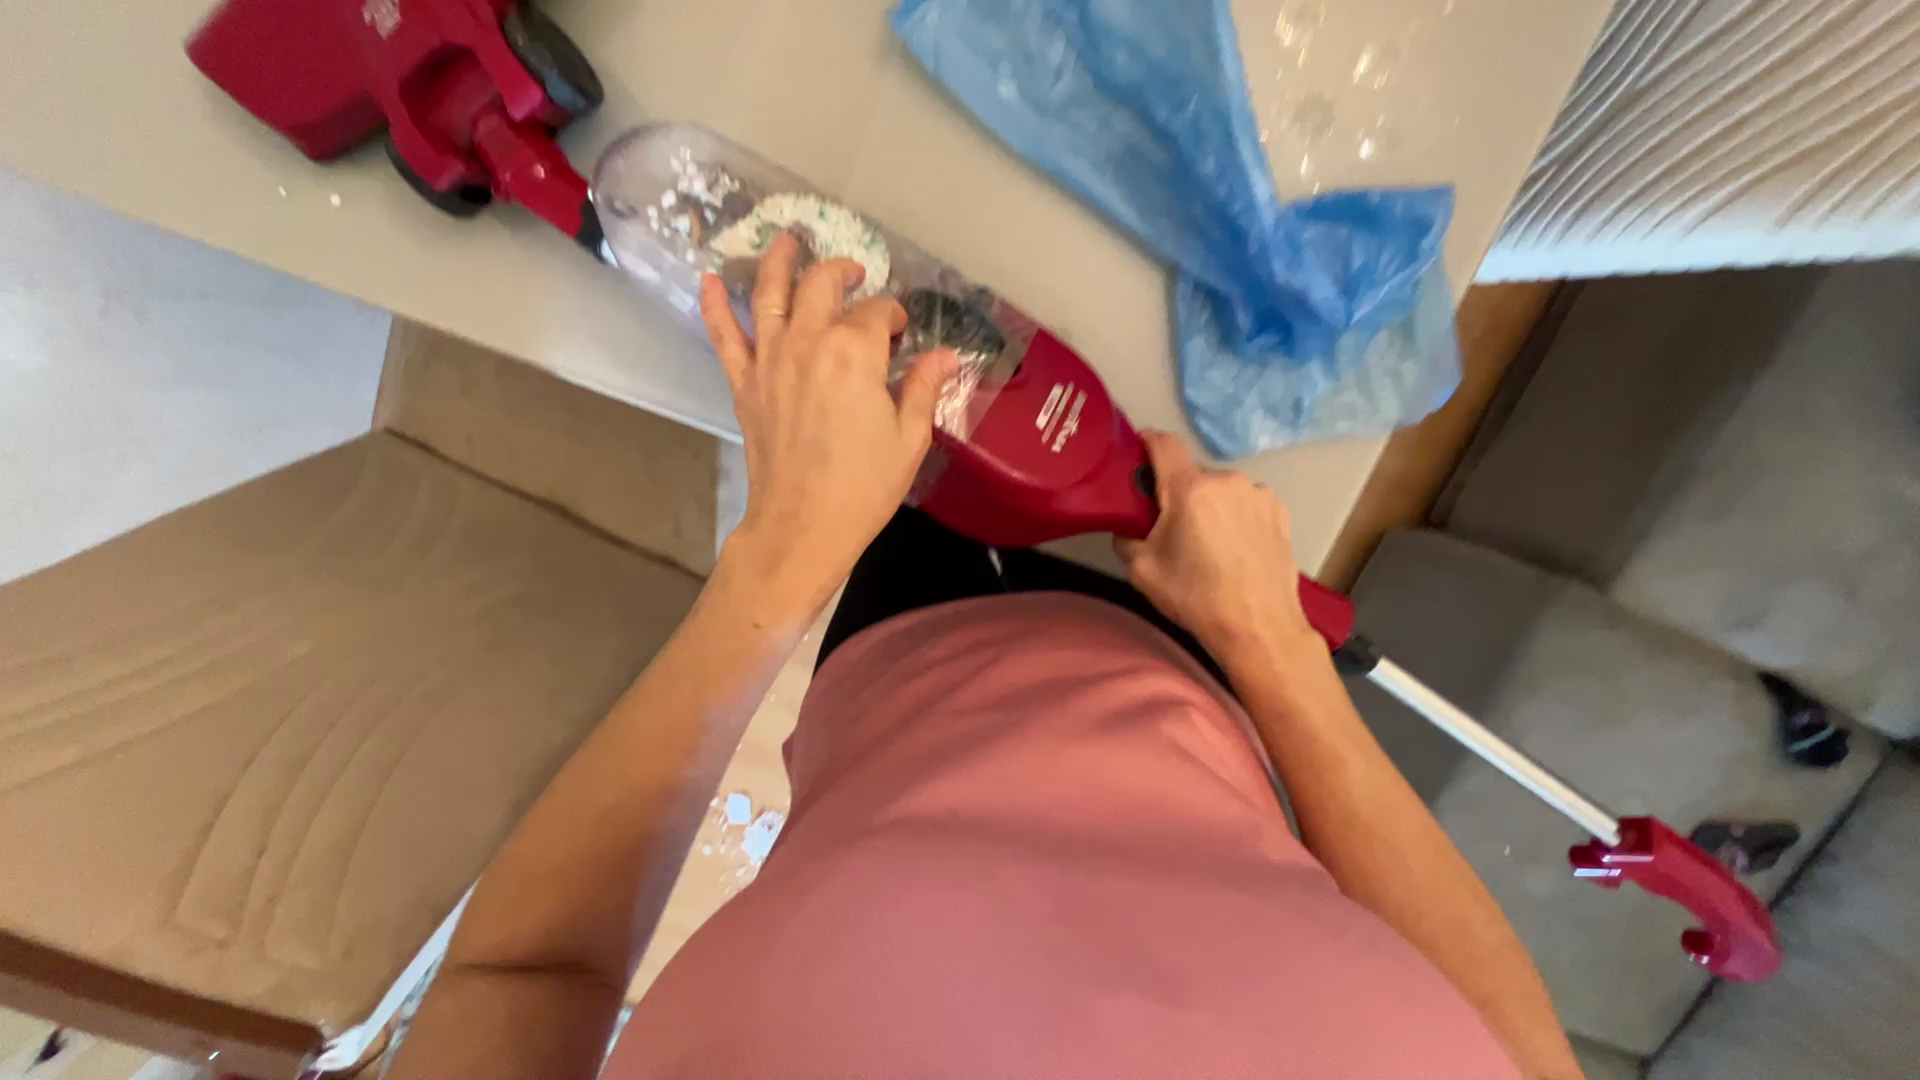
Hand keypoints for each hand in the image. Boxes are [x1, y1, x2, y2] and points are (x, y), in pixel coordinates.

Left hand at [701, 231, 955, 610]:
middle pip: (823, 287)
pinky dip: (714, 307)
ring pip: (770, 294)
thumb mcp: (910, 438)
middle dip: (843, 272)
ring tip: (787, 238)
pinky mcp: (745, 384)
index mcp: (855, 353)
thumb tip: (946, 355)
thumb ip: (925, 388)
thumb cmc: (864, 486)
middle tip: (856, 273)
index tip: (902, 333)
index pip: (877, 313)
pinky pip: (725, 336)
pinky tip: (706, 281)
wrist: (803, 525)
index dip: (894, 316)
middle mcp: (809, 342)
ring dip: (779, 261)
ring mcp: (770, 360)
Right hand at [1114, 432, 1321, 667]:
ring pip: (1219, 489)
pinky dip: (1233, 515)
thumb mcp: (1142, 570)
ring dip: (1208, 505)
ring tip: (1207, 543)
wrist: (1258, 627)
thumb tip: (1128, 525)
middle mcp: (1227, 481)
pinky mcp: (1279, 511)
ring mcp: (1258, 494)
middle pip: (1190, 474)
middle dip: (1176, 492)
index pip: (1163, 443)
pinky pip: (1244, 502)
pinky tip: (1233, 547)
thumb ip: (1126, 537)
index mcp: (1191, 489)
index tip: (1135, 458)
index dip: (1145, 443)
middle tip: (1170, 527)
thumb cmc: (1196, 598)